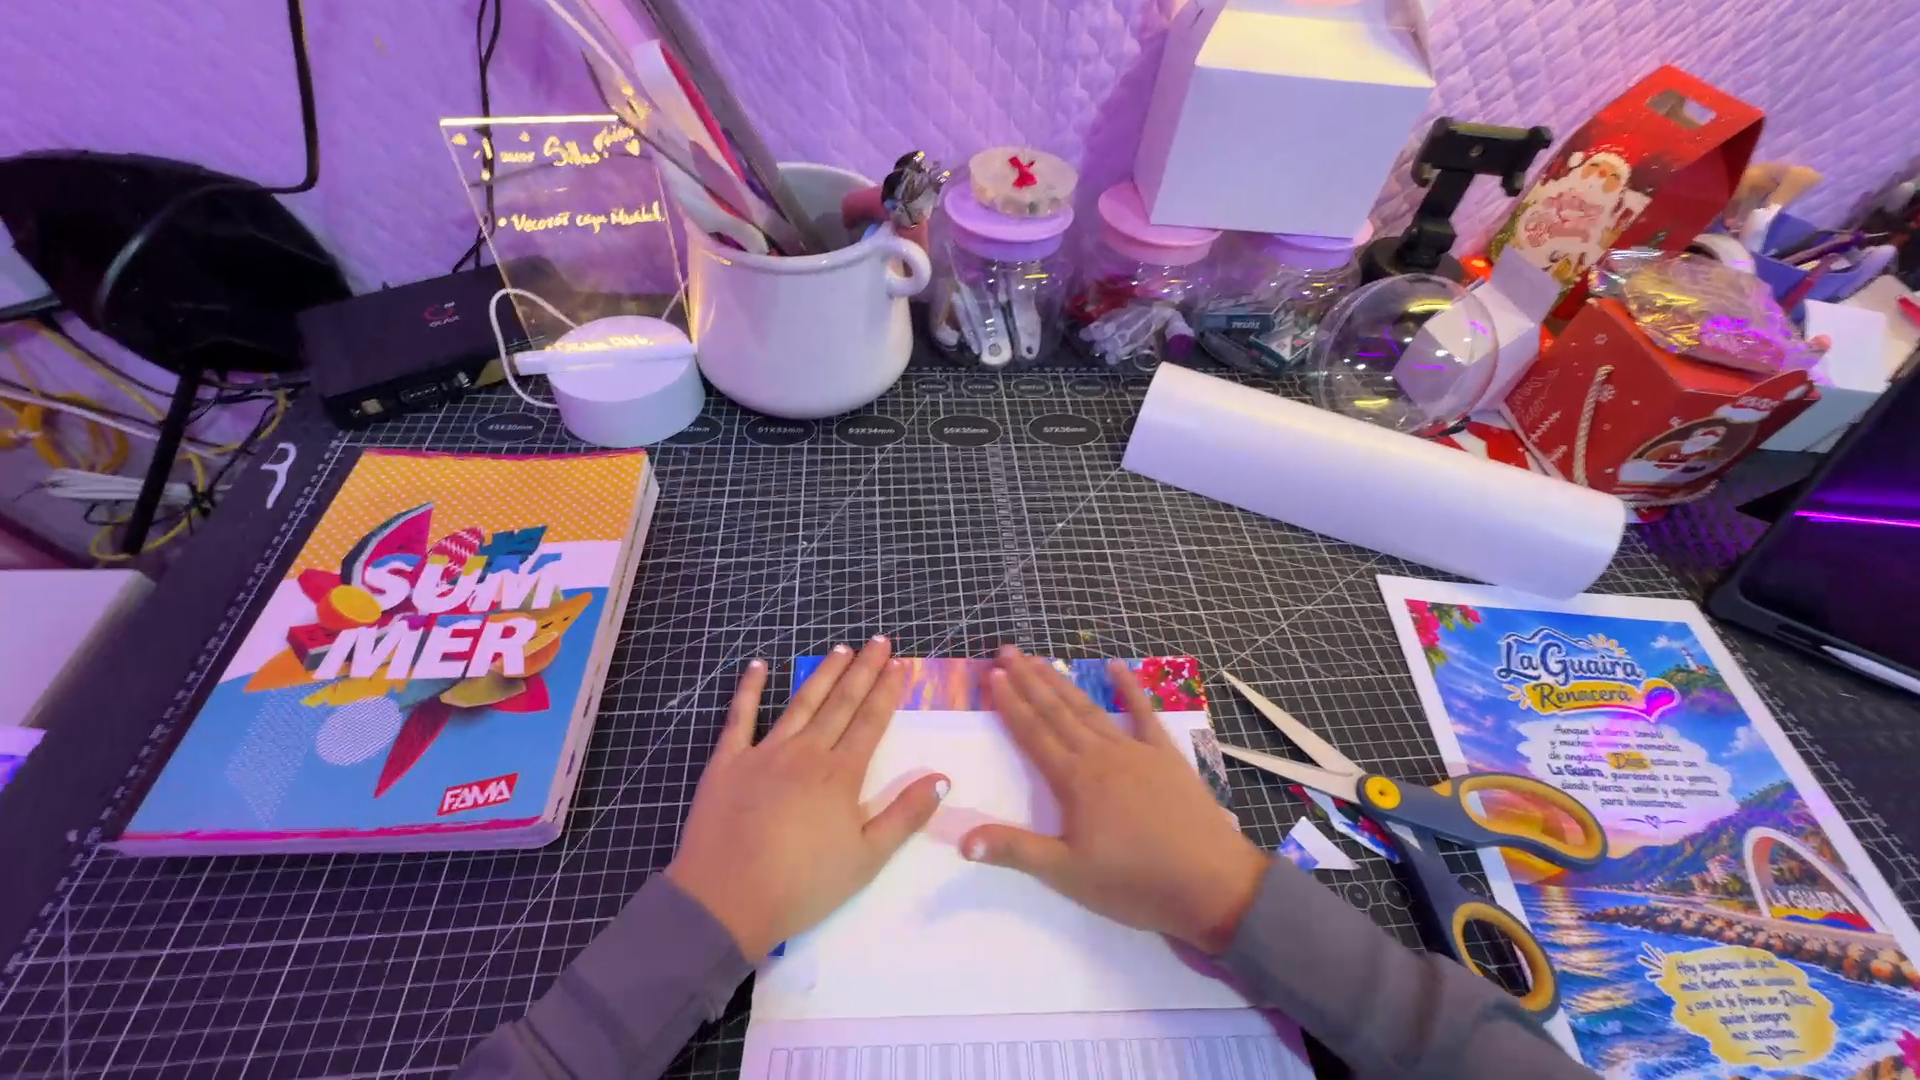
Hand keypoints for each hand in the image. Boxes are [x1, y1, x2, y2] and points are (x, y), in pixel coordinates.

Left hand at [666, 638, 948, 957]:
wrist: (724, 902)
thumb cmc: (802, 885)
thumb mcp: (867, 859)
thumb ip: (906, 815)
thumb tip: (942, 778)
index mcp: (840, 774)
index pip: (871, 721)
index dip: (887, 691)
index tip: (900, 665)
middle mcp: (806, 752)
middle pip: (841, 702)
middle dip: (863, 670)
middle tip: (879, 641)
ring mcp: (764, 753)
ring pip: (801, 703)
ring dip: (823, 673)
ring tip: (841, 648)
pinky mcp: (728, 762)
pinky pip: (740, 717)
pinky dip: (749, 689)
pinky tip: (757, 665)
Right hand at [960, 647, 1269, 953]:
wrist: (1212, 884)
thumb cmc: (1135, 883)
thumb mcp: (1068, 874)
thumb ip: (1016, 851)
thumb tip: (962, 841)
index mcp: (1074, 780)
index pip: (1033, 733)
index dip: (1010, 704)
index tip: (992, 675)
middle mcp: (1100, 755)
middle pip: (1057, 711)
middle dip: (1029, 680)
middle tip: (1007, 651)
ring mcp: (1136, 750)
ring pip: (1090, 708)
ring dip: (1063, 682)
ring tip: (1040, 659)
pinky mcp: (1166, 755)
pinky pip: (1144, 713)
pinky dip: (1129, 688)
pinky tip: (1116, 667)